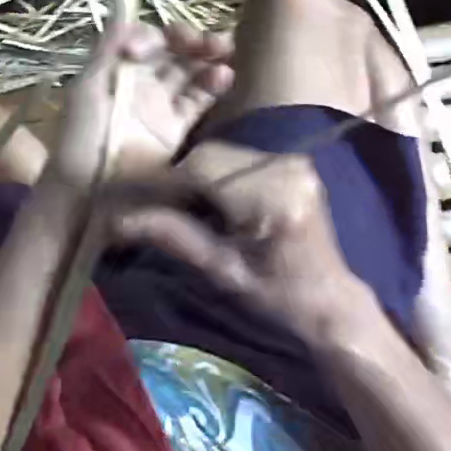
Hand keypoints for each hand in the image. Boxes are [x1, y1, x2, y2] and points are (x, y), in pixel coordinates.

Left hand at [42, 23, 234, 191]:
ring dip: (208, 58)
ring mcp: (161, 106)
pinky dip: (213, 85)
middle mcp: (143, 82)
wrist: (89, 192)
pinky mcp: (177, 129)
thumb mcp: (88, 87)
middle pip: (175, 52)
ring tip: (223, 50)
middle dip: (194, 40)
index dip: (160, 36)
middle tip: (210, 40)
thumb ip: (107, 48)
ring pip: (191, 72)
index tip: (156, 45)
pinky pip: (199, 101)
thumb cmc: (82, 136)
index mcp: (119, 68)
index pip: (149, 40)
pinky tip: (224, 75)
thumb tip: (124, 9)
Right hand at [113, 141, 370, 343]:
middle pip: (212, 154)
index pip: (203, 169)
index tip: (140, 202)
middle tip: (162, 209)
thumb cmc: (276, 297)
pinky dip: (220, 174)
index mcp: (272, 198)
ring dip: (199, 174)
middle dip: (181, 178)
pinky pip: (242, 157)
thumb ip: (173, 236)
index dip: (165, 181)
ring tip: (188, 208)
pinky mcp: (294, 161)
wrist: (330, 299)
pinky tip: (216, 201)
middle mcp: (286, 168)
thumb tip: (119, 220)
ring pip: (224, 152)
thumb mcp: (222, 272)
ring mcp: (293, 161)